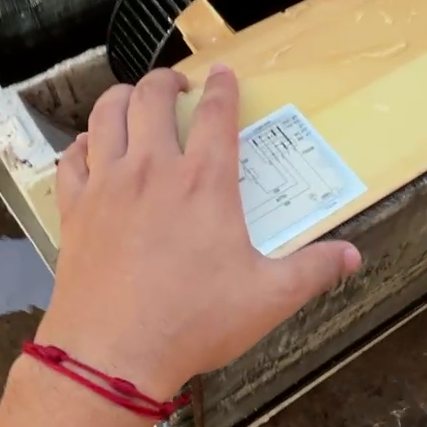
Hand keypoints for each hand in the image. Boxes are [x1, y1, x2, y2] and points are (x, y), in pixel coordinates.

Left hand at [35, 66, 361, 399]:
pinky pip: (72, 158)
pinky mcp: (74, 209)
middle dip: (166, 81)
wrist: (114, 353)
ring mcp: (107, 185)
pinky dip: (82, 143)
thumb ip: (314, 270)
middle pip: (152, 98)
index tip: (223, 73)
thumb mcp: (269, 298)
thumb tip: (354, 255)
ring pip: (106, 115)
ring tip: (132, 99)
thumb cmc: (195, 322)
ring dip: (121, 97)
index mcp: (204, 183)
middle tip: (177, 85)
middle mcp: (152, 170)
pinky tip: (90, 149)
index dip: (222, 87)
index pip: (215, 114)